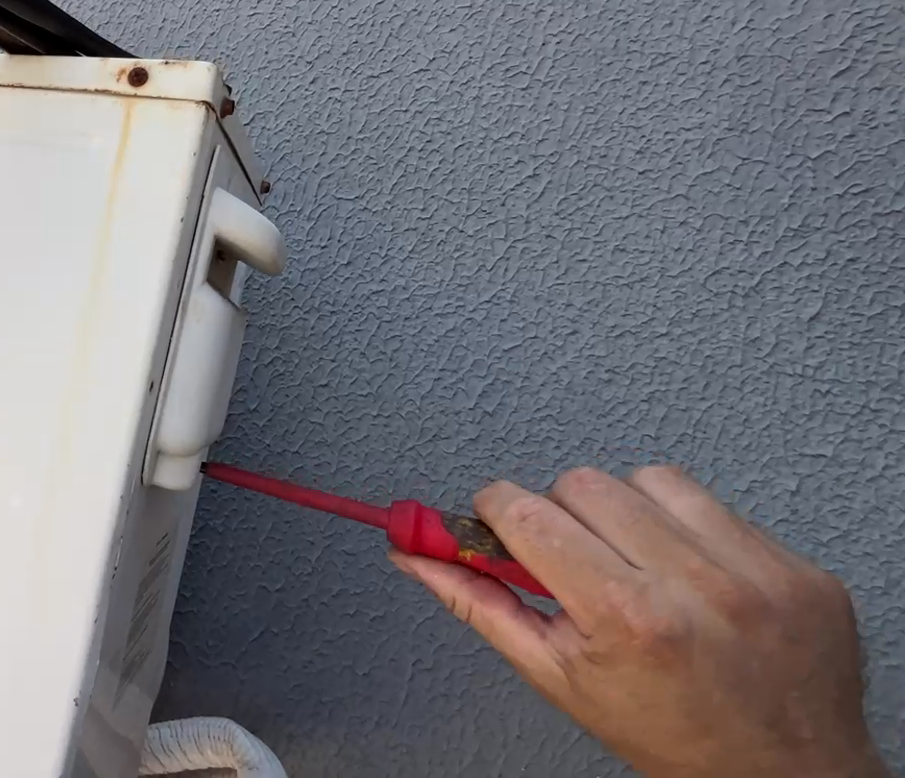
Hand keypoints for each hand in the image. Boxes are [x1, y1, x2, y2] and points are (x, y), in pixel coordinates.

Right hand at [393, 467, 886, 777]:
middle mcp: (698, 588)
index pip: (523, 509)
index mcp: (626, 616)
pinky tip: (681, 565)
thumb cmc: (666, 733)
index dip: (494, 510)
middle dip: (557, 511)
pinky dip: (678, 519)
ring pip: (641, 477)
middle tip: (570, 555)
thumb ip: (472, 600)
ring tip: (629, 556)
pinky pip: (707, 499)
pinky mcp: (799, 568)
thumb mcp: (549, 671)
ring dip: (620, 507)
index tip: (495, 525)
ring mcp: (758, 575)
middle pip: (578, 483)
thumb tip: (410, 552)